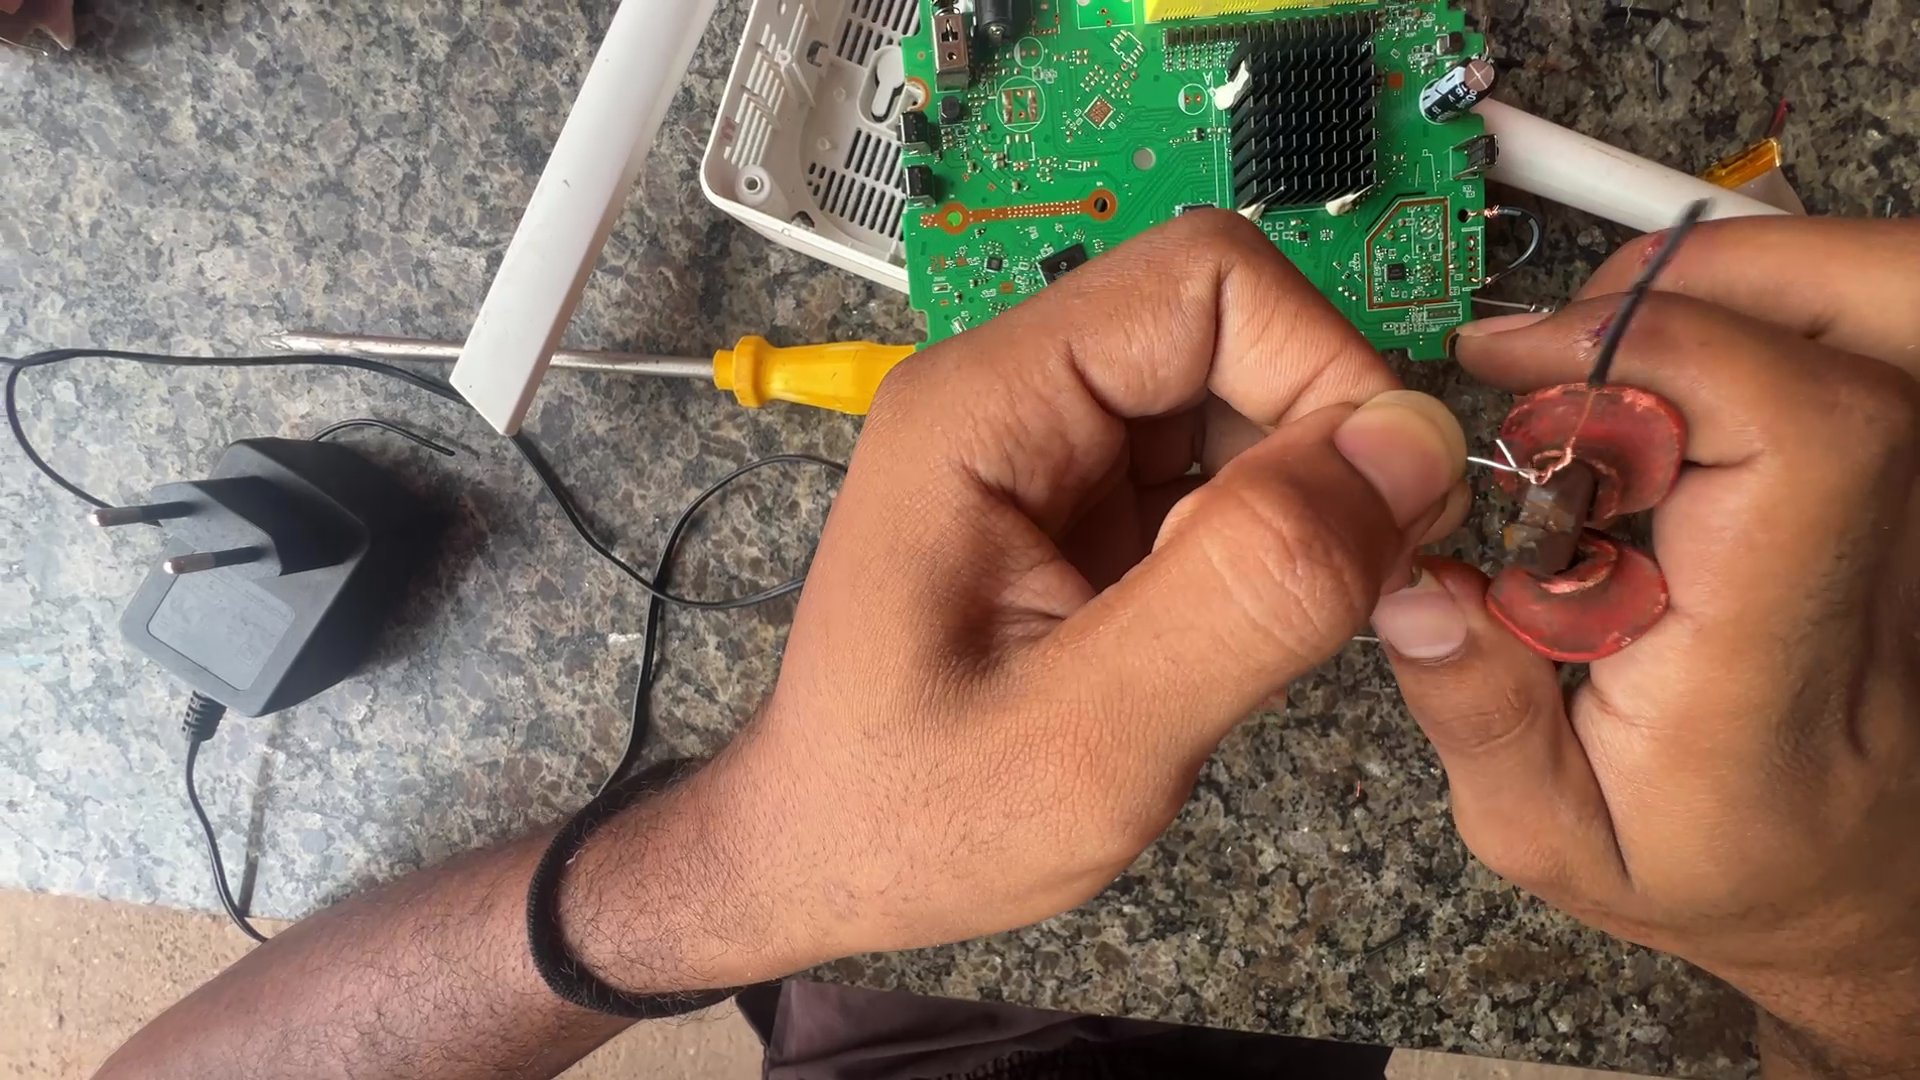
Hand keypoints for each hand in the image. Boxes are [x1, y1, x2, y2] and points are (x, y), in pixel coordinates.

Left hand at [564, 210, 1466, 986]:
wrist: (828, 849)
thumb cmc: (917, 814)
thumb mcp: (1091, 737)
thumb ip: (1251, 588)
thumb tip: (1405, 444)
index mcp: (983, 407)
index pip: (1204, 281)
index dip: (1321, 365)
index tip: (1372, 510)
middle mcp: (1004, 398)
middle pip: (1221, 335)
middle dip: (1309, 447)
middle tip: (1323, 592)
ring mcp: (1034, 450)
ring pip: (1220, 407)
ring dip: (1280, 505)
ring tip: (1248, 633)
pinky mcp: (1060, 505)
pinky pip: (1193, 474)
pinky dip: (1244, 539)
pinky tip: (1213, 632)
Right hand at [1373, 219, 1919, 1075]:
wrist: (1846, 894)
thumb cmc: (1695, 869)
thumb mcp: (1538, 833)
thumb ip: (1471, 711)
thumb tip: (1409, 581)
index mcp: (1769, 658)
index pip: (1798, 441)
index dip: (1658, 355)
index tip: (1514, 359)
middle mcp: (1875, 578)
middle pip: (1880, 340)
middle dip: (1699, 289)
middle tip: (1551, 332)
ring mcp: (1910, 536)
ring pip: (1897, 329)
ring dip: (1735, 293)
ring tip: (1592, 342)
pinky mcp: (1898, 514)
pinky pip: (1872, 367)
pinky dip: (1760, 329)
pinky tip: (1654, 373)